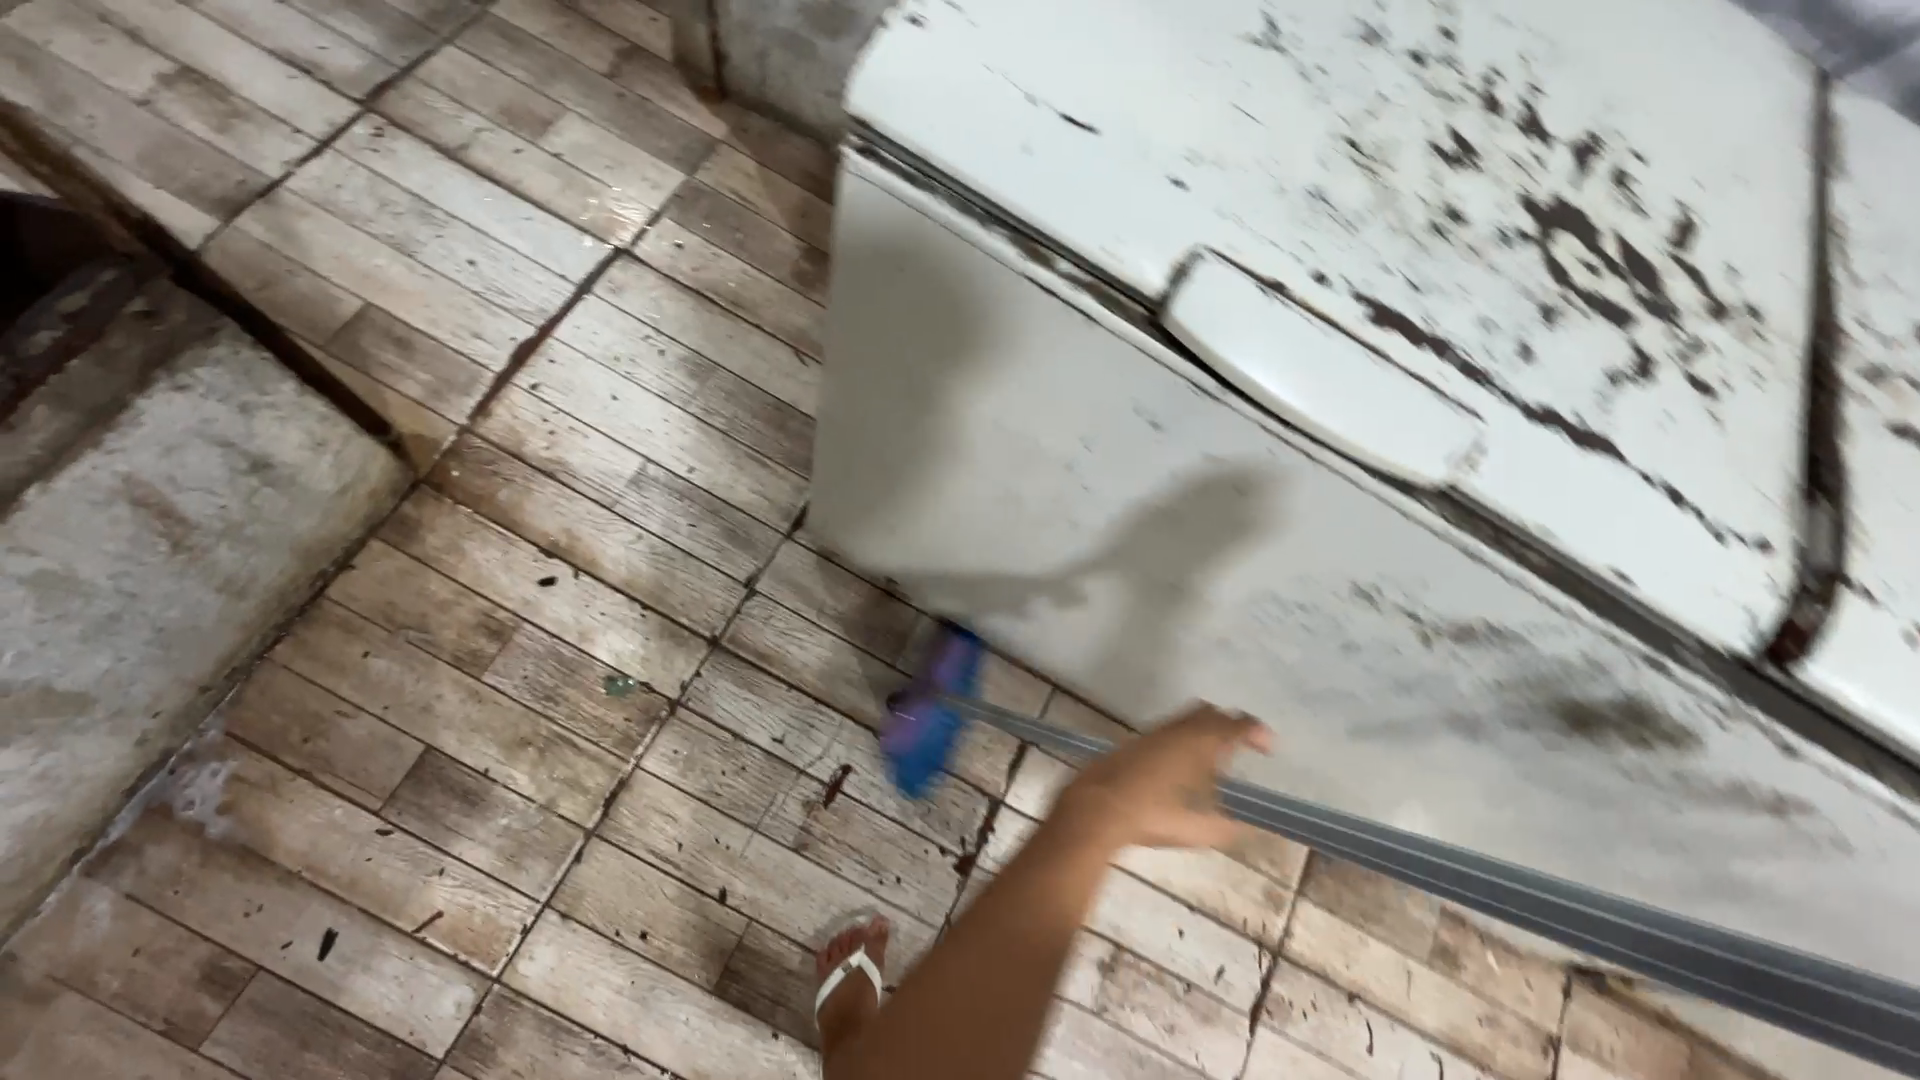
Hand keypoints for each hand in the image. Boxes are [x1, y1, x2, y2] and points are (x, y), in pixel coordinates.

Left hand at [1053, 703, 1271, 851]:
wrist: (1096, 807)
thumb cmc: (1150, 817)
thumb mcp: (1197, 830)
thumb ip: (1227, 827)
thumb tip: (1246, 826)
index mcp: (1199, 744)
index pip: (1236, 725)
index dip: (1256, 731)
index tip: (1268, 744)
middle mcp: (1177, 731)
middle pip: (1209, 713)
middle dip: (1228, 724)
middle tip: (1239, 744)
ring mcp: (1151, 733)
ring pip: (1185, 718)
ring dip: (1202, 728)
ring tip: (1210, 755)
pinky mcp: (1132, 741)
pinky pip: (1167, 728)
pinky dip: (1181, 736)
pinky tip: (1178, 762)